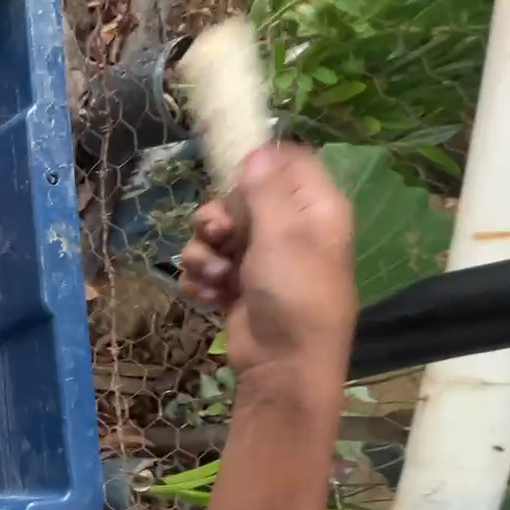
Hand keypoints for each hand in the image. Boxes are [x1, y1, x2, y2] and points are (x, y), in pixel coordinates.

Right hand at [179, 145, 356, 390]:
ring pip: (210, 239)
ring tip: (216, 278)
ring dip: (201, 257)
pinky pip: (201, 270)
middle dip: (214, 222)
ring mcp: (254, 260)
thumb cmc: (295, 294)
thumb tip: (255, 150)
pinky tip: (209, 297)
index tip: (223, 175)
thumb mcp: (283, 236)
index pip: (284, 166)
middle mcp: (283, 229)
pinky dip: (199, 282)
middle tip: (216, 236)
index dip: (253, 167)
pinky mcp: (231, 286)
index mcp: (310, 209)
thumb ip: (265, 193)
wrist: (281, 359)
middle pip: (234, 203)